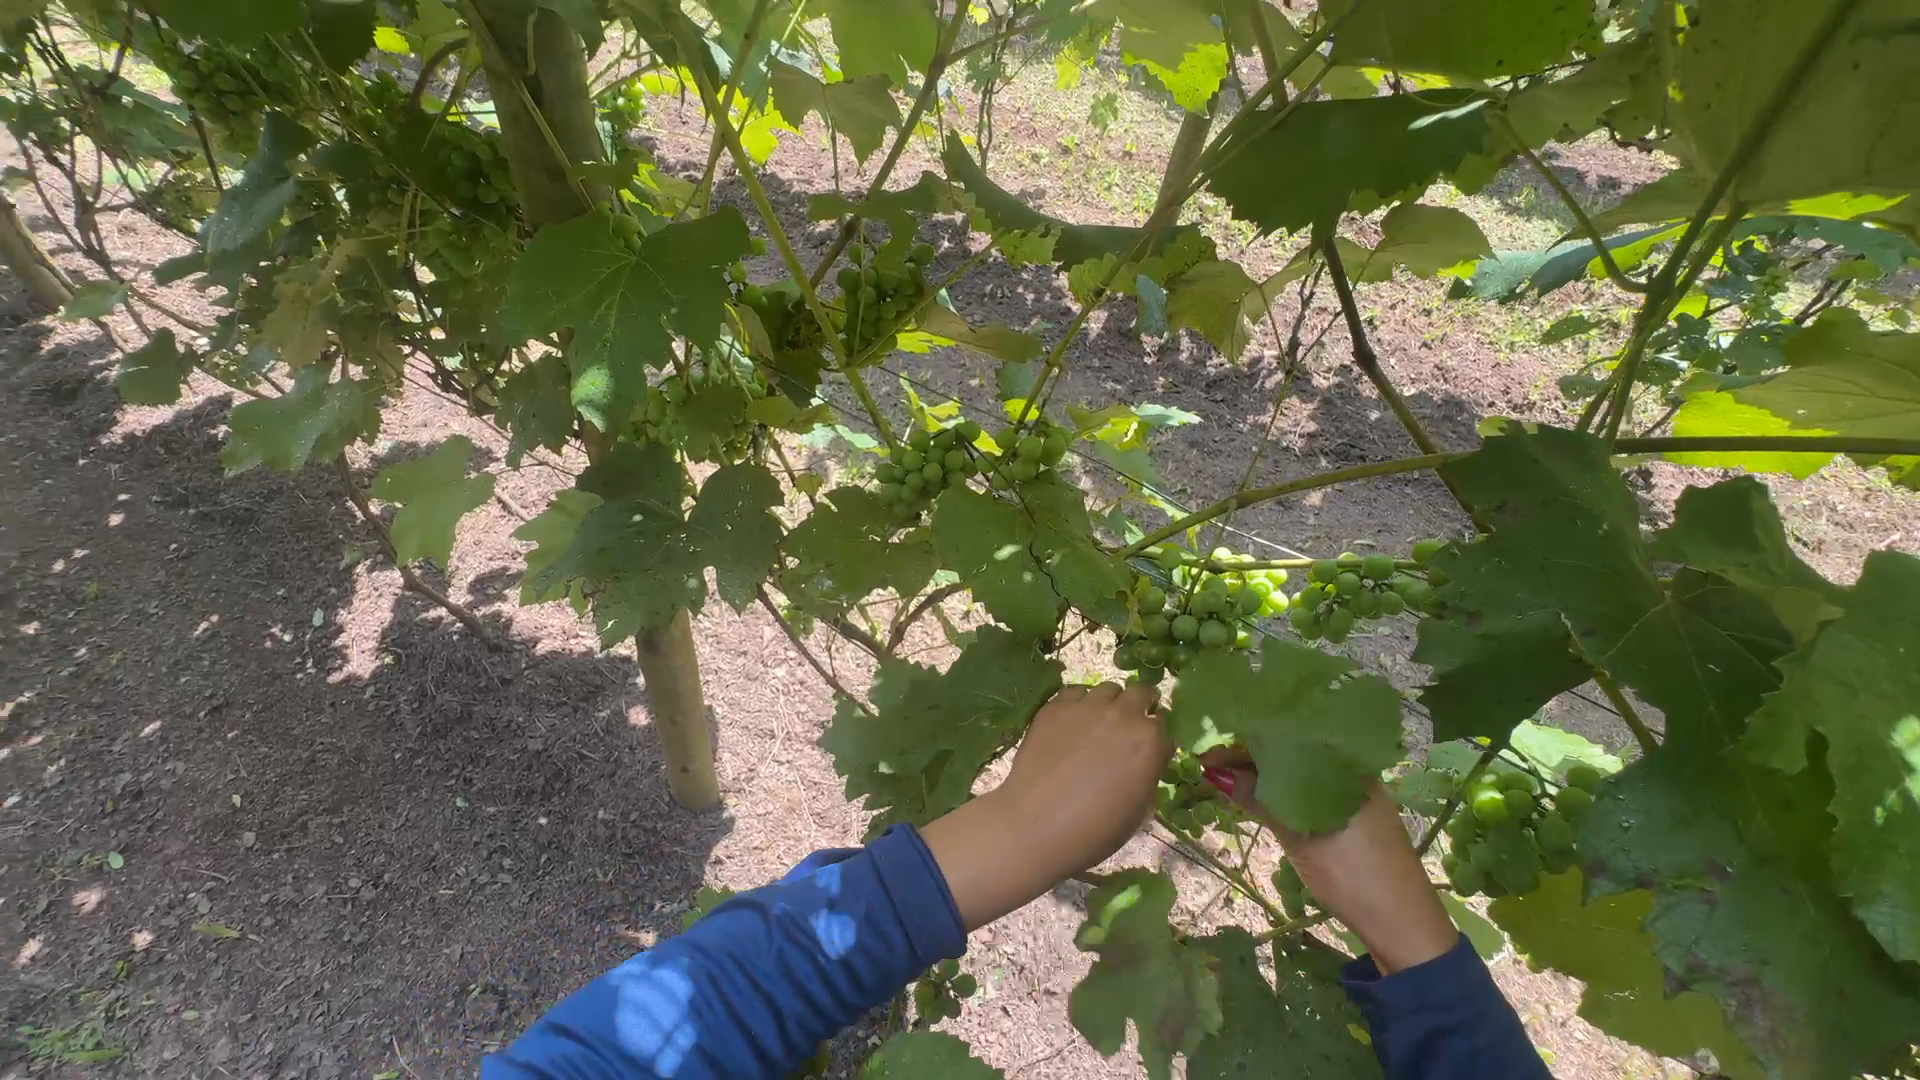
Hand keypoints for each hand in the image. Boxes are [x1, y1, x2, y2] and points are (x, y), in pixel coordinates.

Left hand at [920, 682, 1168, 930]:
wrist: (1038, 825)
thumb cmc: (1096, 829)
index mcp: (1150, 742)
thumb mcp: (1140, 806)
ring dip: (1111, 702)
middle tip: (1133, 720)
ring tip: (1100, 720)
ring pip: (1109, 689)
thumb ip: (1147, 770)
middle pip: (1142, 693)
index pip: (1167, 723)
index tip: (1152, 740)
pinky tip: (1072, 721)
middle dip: (1142, 704)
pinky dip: (1079, 703)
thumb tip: (1143, 757)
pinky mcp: (1055, 706)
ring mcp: (1087, 707)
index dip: (1159, 732)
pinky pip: (1075, 692)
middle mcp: (1122, 715)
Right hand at [1202, 750, 1456, 973]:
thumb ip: (1260, 800)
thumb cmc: (1354, 877)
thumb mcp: (1300, 837)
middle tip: (1208, 768)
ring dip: (1263, 775)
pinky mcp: (1350, 814)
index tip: (1207, 754)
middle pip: (1290, 752)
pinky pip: (1308, 789)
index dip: (1242, 744)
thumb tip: (1214, 772)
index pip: (1284, 738)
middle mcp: (1350, 771)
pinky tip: (1258, 796)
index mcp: (1345, 766)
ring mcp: (1352, 793)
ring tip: (1224, 780)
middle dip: (1248, 759)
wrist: (1407, 930)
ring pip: (1297, 772)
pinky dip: (1281, 790)